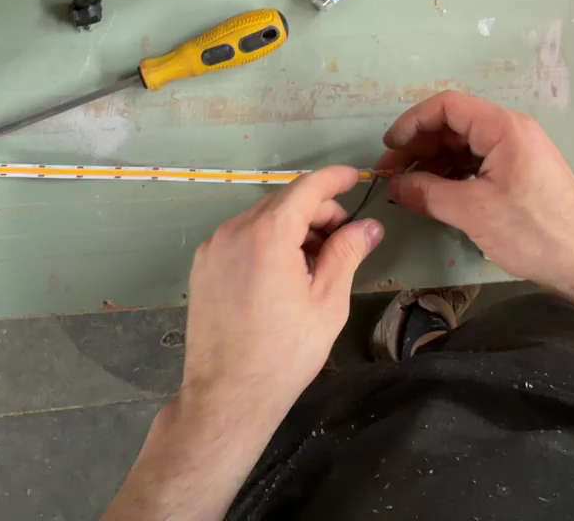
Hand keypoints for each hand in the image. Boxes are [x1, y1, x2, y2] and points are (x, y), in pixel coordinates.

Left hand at [179, 166, 382, 427]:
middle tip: (345, 237)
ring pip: (262, 218)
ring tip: (316, 261)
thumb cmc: (285, 351)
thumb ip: (347, 253)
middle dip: (318, 210)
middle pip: (285, 201)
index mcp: (268, 233)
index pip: (307, 187)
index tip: (355, 177)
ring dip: (293, 226)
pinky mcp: (203, 265)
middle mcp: (236, 229)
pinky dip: (267, 240)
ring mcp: (214, 246)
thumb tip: (369, 225)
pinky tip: (284, 272)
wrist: (227, 396)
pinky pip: (242, 236)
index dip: (334, 179)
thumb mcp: (327, 301)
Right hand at [378, 91, 573, 297]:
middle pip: (453, 124)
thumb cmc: (532, 231)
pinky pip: (476, 162)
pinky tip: (435, 193)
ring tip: (409, 187)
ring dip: (433, 162)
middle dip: (419, 145)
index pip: (447, 105)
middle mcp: (510, 130)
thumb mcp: (473, 211)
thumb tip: (395, 186)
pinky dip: (452, 174)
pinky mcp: (519, 172)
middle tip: (393, 174)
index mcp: (502, 127)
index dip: (412, 122)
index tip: (390, 147)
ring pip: (463, 145)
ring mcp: (516, 151)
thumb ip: (427, 193)